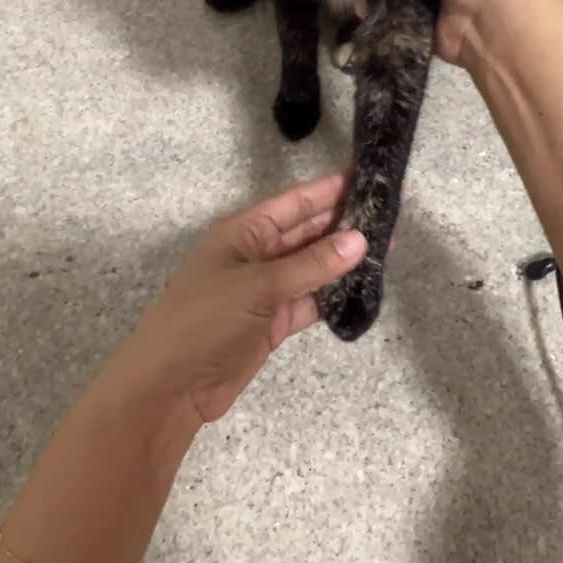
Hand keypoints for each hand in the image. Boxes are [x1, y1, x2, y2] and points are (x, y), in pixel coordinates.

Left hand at [100, 173, 366, 423]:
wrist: (171, 385)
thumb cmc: (205, 319)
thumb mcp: (259, 285)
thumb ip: (311, 264)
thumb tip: (360, 240)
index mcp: (243, 232)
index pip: (295, 203)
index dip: (330, 190)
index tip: (370, 178)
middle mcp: (255, 255)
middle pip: (305, 232)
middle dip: (343, 224)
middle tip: (391, 215)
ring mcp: (263, 290)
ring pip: (310, 268)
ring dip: (341, 261)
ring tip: (387, 249)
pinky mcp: (271, 323)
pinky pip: (308, 301)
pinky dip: (331, 296)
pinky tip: (362, 289)